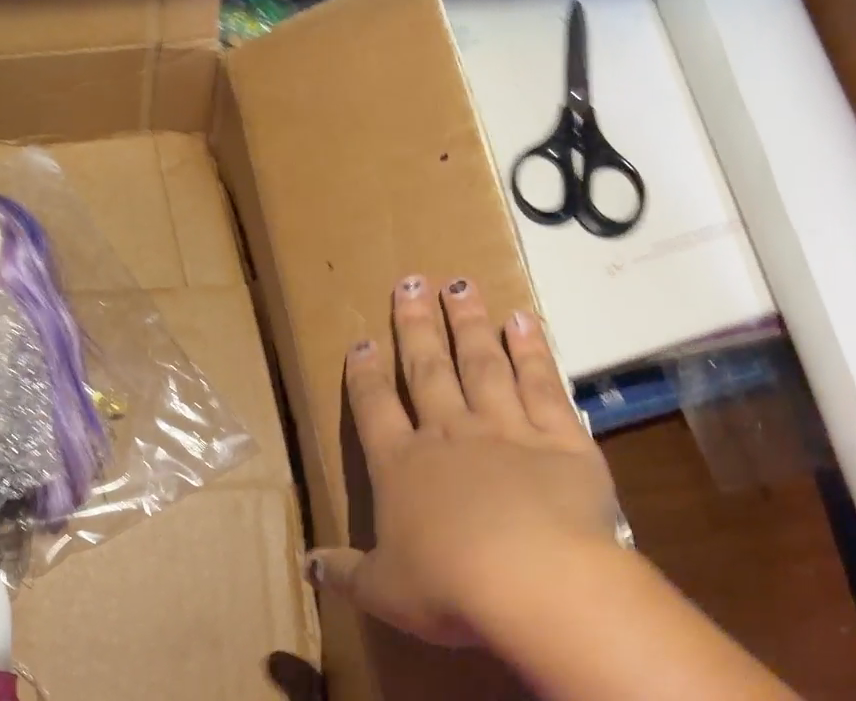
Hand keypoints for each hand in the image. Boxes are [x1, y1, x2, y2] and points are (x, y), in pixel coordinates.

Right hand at [306, 277, 620, 645]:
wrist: (538, 583)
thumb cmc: (450, 584)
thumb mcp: (386, 588)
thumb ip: (347, 572)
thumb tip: (306, 567)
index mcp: (399, 462)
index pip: (374, 405)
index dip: (364, 372)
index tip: (362, 341)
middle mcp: (446, 433)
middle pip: (426, 368)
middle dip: (415, 324)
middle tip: (410, 281)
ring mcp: (504, 431)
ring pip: (481, 365)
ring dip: (470, 324)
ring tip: (462, 285)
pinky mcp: (563, 442)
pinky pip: (544, 388)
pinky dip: (533, 352)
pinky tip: (526, 322)